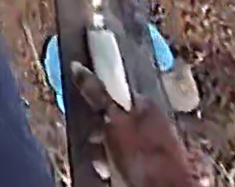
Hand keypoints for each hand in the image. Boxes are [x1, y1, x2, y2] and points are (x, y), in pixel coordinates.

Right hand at [70, 62, 200, 186]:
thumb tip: (76, 65)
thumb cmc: (142, 153)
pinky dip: (117, 161)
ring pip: (121, 140)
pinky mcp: (155, 169)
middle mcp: (156, 123)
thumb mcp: (114, 121)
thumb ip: (97, 94)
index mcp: (148, 106)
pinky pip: (128, 158)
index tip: (86, 108)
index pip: (118, 92)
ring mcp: (157, 148)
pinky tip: (109, 169)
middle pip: (118, 117)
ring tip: (99, 159)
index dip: (99, 98)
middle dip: (101, 128)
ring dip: (106, 147)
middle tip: (92, 138)